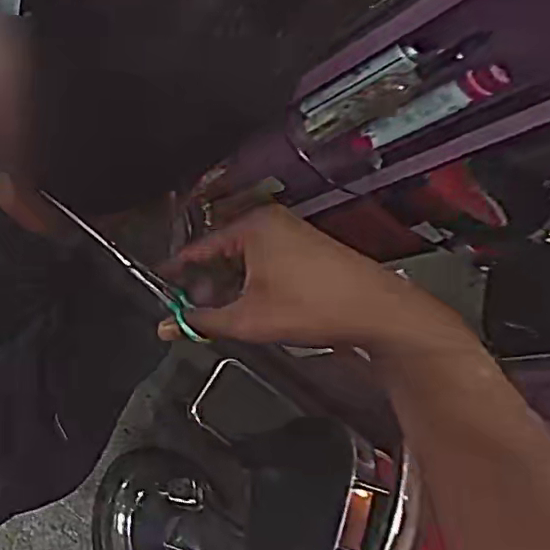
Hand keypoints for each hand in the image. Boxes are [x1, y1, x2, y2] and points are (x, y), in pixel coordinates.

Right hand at [157, 205, 473, 356]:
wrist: (386, 317)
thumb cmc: (323, 307)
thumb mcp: (247, 319)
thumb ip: (200, 321)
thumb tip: (169, 326)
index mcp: (252, 227)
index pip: (196, 249)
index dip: (176, 273)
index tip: (163, 288)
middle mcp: (271, 223)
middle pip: (218, 254)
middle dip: (203, 283)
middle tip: (192, 307)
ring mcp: (291, 234)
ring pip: (240, 260)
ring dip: (227, 286)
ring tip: (222, 312)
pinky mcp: (306, 249)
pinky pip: (262, 262)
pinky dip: (250, 283)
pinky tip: (249, 306)